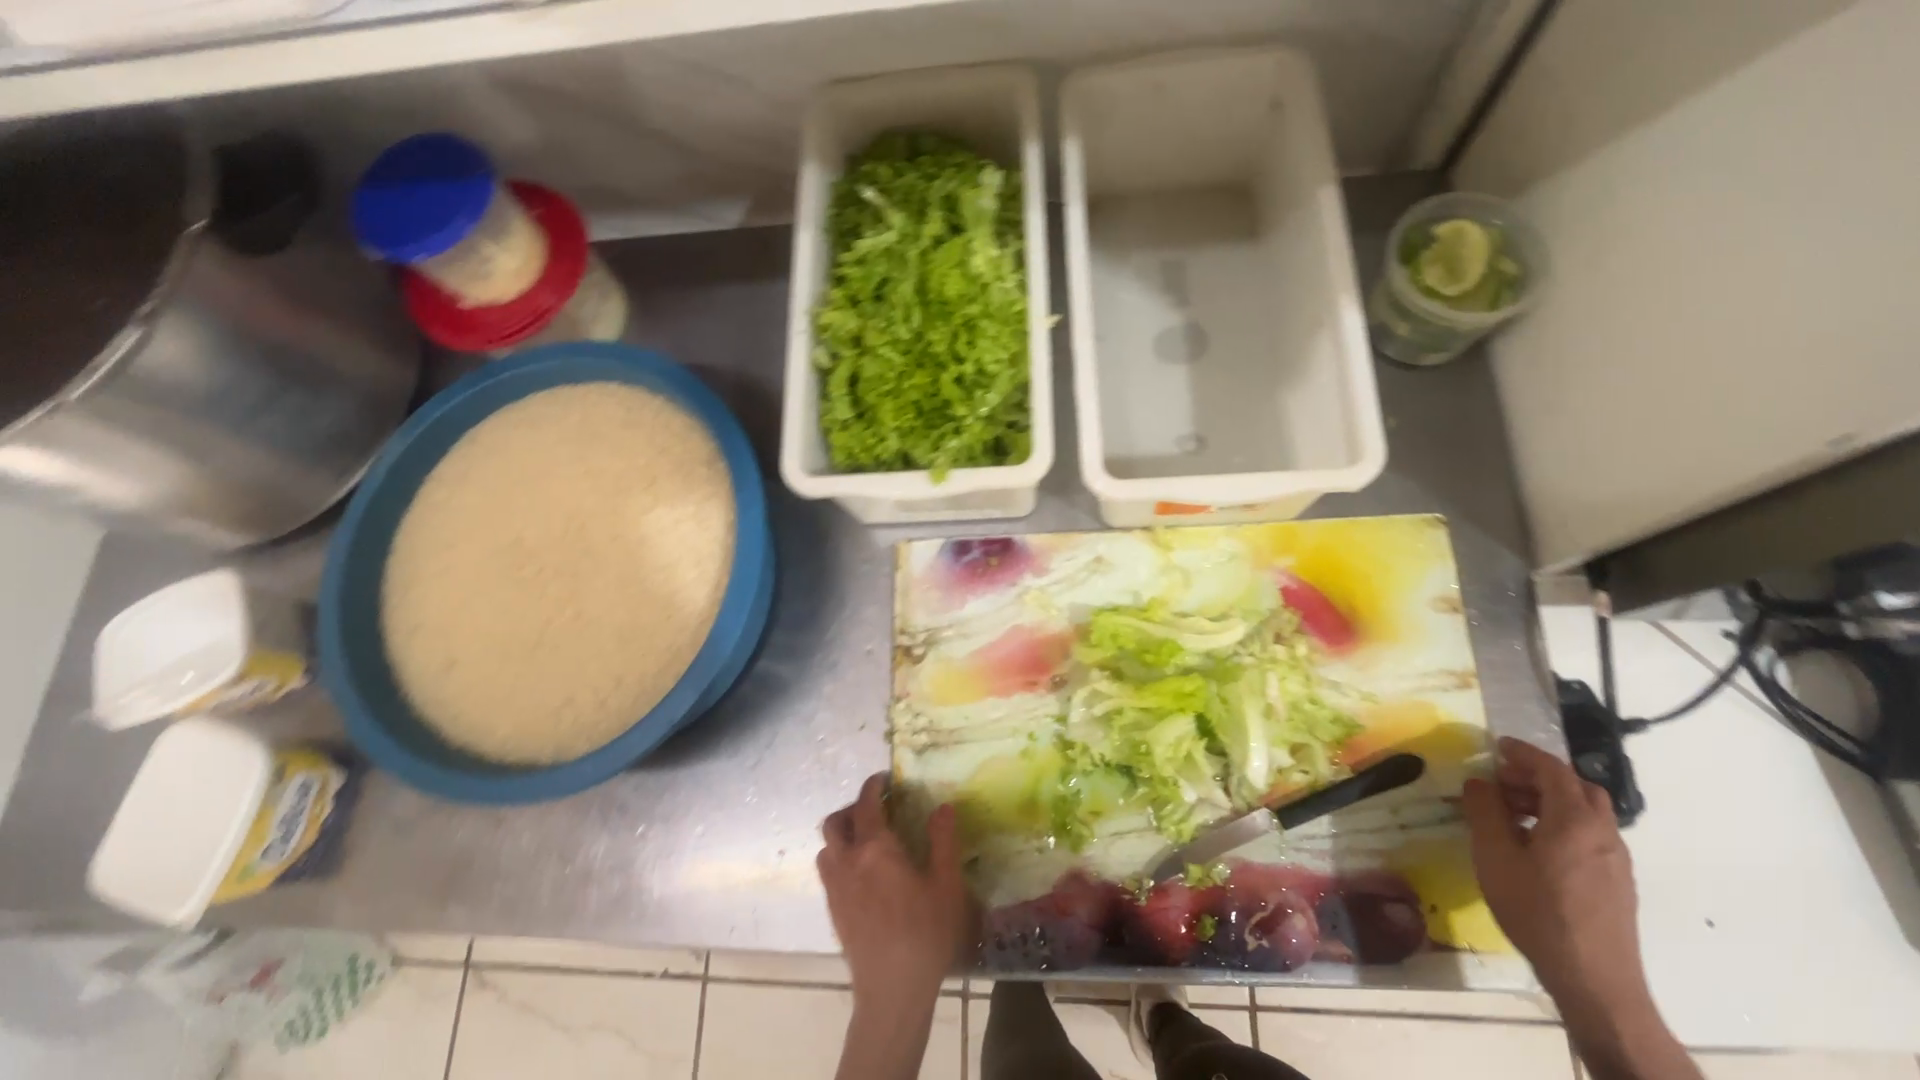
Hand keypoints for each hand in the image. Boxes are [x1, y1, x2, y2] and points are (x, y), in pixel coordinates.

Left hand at [818, 774, 974, 1006]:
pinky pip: (828, 872)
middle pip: (834, 823)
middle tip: (874, 809)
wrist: (892, 989)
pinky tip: (862, 874)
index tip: (882, 779)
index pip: (866, 805)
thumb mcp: (946, 884)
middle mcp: (848, 862)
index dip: (872, 787)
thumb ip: (942, 841)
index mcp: (876, 849)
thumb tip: (942, 807)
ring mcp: (835, 888)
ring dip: (840, 835)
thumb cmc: (925, 933)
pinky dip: (839, 859)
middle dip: (851, 808)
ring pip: (826, 848)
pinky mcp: (833, 911)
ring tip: (864, 839)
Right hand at [1463, 739, 1698, 1079]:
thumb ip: (1485, 813)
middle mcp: (1603, 831)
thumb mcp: (1495, 858)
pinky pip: (1591, 835)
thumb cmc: (1537, 912)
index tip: (1498, 747)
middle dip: (1540, 776)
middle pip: (1577, 787)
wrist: (1594, 977)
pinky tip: (1538, 848)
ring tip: (1515, 815)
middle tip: (1504, 782)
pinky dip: (1564, 824)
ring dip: (1553, 801)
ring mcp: (1616, 858)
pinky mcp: (1617, 881)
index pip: (1552, 769)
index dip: (1524, 753)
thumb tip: (1480, 783)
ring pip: (1587, 812)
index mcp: (1574, 819)